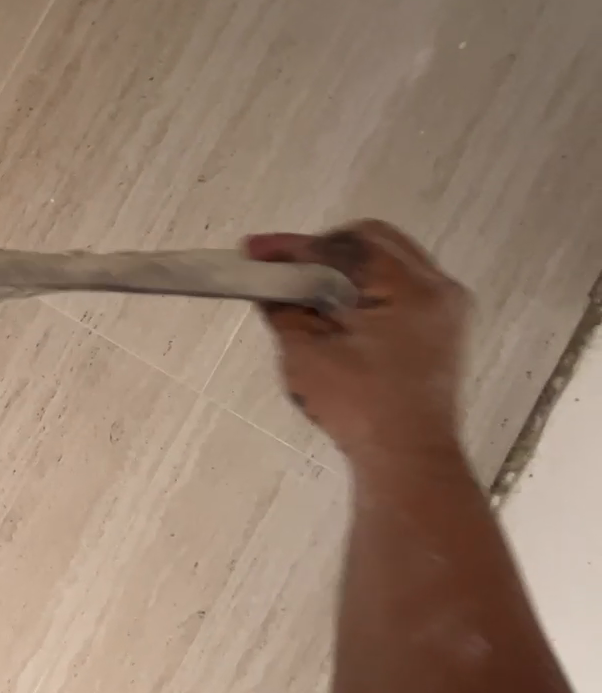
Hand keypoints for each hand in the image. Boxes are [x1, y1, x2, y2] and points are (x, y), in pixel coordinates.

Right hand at [245, 220, 469, 459]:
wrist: (406, 452)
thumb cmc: (354, 401)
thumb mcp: (304, 349)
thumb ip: (284, 306)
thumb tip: (265, 282)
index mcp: (407, 291)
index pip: (343, 246)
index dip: (291, 245)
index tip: (250, 251)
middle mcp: (436, 290)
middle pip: (373, 240)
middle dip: (319, 247)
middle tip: (278, 265)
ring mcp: (443, 307)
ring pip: (386, 258)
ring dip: (339, 264)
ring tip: (298, 286)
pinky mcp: (437, 325)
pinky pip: (395, 282)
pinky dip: (358, 282)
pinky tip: (327, 304)